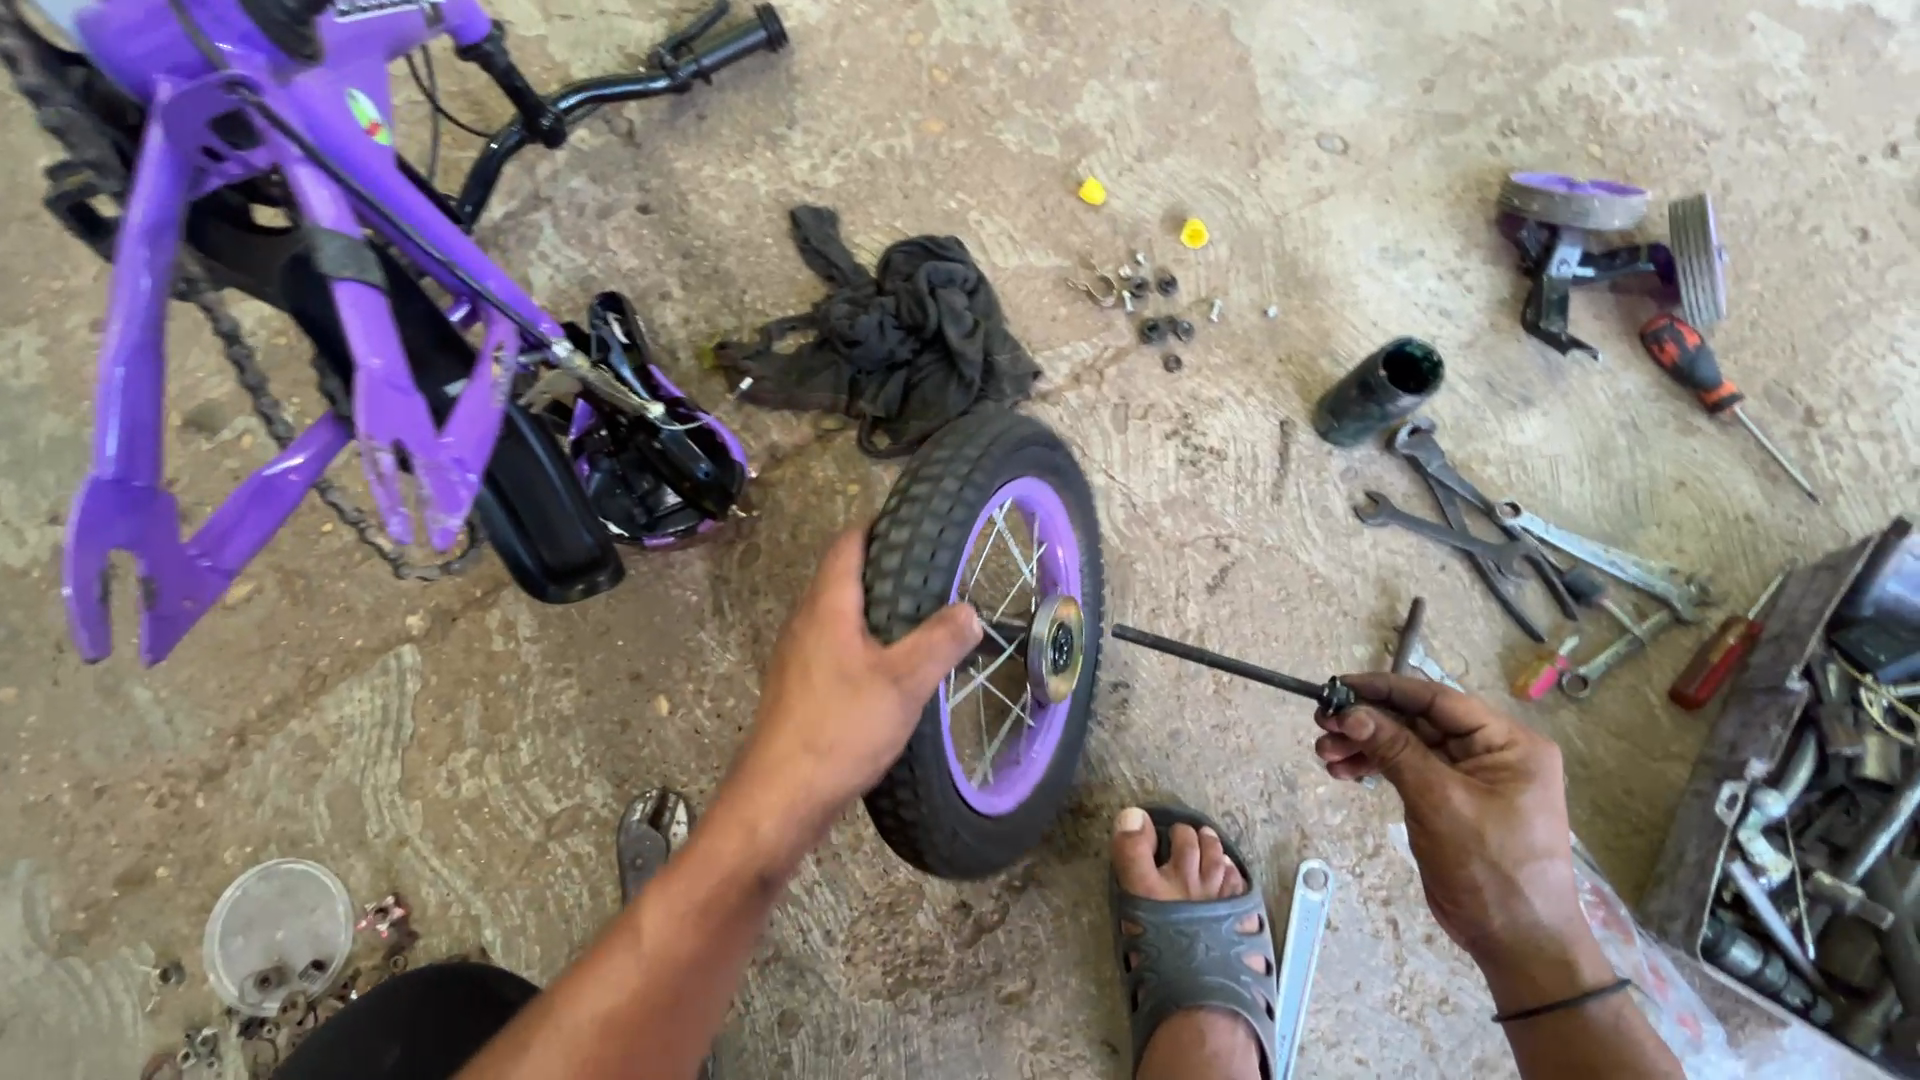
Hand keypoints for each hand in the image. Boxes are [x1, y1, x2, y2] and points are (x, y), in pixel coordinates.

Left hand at [728, 524, 980, 832]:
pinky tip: (891, 669)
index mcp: (827, 606)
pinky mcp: (799, 689)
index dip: (878, 526)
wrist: (780, 798)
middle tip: (932, 574)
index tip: (915, 524)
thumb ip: (940, 641)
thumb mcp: (904, 682)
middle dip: (883, 569)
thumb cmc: (841, 728)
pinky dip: (864, 643)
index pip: (847, 543)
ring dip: (875, 610)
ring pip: (839, 616)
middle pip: (842, 577)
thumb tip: (969, 611)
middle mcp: (805, 622)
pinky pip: (835, 648)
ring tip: (920, 619)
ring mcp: (797, 657)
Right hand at [1313, 673, 1612, 1010]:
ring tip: (1325, 754)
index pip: (1438, 700)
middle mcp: (1492, 753)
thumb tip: (1351, 712)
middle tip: (1322, 724)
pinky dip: (1374, 768)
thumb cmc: (1489, 867)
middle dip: (1368, 722)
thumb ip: (1395, 750)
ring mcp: (1469, 777)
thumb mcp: (1439, 801)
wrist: (1516, 942)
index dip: (1386, 689)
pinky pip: (1406, 769)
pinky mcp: (1449, 799)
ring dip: (1364, 746)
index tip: (1339, 687)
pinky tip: (1343, 772)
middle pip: (1418, 721)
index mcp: (1508, 744)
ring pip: (1406, 744)